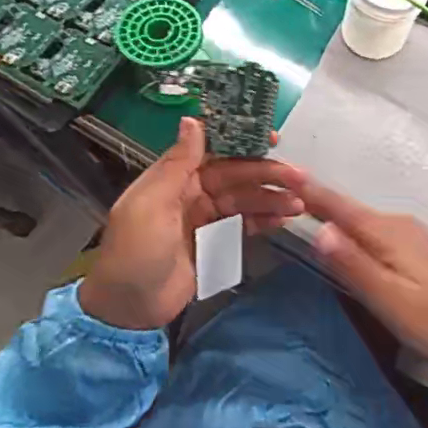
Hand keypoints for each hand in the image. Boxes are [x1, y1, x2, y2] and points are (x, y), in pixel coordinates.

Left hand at [78, 117, 306, 330]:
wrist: (128, 307)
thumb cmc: (135, 251)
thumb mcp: (152, 203)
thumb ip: (177, 164)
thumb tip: (192, 120)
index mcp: (173, 177)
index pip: (213, 151)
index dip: (242, 143)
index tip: (271, 138)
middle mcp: (190, 193)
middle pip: (235, 176)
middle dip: (266, 175)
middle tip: (299, 177)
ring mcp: (203, 219)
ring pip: (243, 201)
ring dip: (270, 199)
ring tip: (298, 203)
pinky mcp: (212, 244)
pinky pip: (241, 225)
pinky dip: (262, 221)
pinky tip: (282, 220)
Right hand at [298, 182, 427, 366]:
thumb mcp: (388, 297)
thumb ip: (352, 263)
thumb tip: (319, 229)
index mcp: (387, 231)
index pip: (338, 205)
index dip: (308, 191)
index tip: (281, 175)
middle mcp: (395, 223)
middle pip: (345, 210)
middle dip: (312, 204)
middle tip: (277, 204)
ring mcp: (406, 233)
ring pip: (357, 220)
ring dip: (328, 217)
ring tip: (297, 217)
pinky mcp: (411, 247)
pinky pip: (369, 231)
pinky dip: (347, 230)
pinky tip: (337, 239)